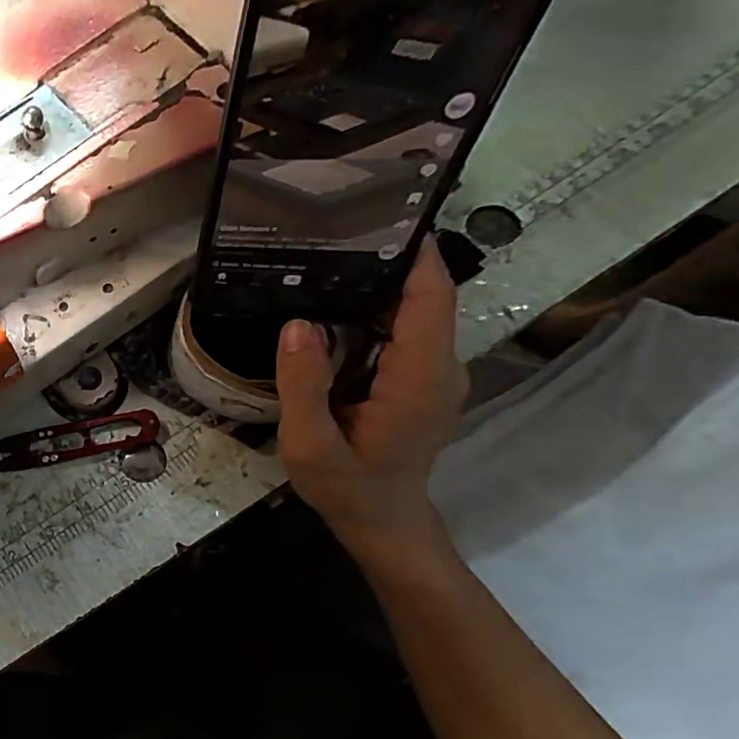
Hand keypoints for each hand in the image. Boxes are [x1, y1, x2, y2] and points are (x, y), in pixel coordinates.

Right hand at [275, 242, 467, 558]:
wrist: (383, 523)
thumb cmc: (348, 489)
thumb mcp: (310, 446)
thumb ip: (303, 386)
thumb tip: (297, 323)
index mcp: (419, 378)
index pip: (430, 297)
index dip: (413, 253)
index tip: (378, 215)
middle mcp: (440, 368)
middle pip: (423, 297)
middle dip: (383, 263)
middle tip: (328, 237)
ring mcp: (435, 375)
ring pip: (414, 313)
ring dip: (375, 288)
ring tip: (324, 264)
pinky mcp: (423, 381)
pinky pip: (404, 334)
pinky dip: (374, 315)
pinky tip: (334, 312)